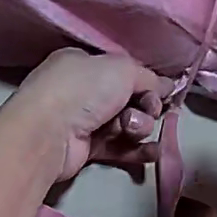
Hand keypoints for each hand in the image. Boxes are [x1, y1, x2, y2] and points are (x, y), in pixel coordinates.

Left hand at [0, 48, 176, 182]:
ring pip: (127, 125)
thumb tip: (167, 86)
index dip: (146, 83)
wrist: (49, 132)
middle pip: (129, 99)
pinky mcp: (86, 149)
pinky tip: (153, 152)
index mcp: (84, 64)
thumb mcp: (122, 68)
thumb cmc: (83, 89)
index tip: (162, 93)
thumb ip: (148, 76)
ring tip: (131, 128)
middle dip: (145, 106)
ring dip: (140, 127)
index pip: (123, 72)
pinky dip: (138, 150)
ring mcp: (83, 122)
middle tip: (147, 110)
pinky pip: (120, 148)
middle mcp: (82, 91)